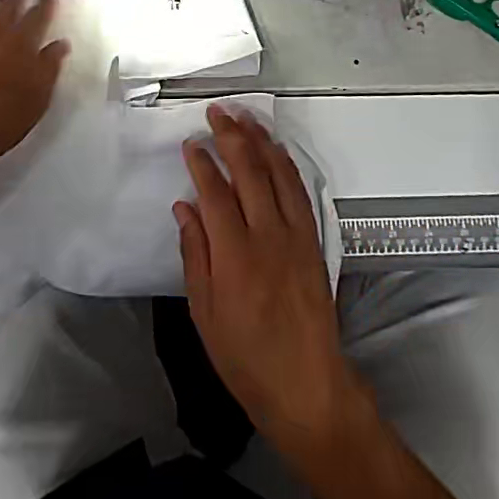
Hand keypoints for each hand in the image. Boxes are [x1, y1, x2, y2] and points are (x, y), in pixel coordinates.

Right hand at [174, 105, 368, 451]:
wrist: (306, 385)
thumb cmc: (245, 354)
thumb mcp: (204, 311)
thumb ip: (195, 253)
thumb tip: (185, 207)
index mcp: (235, 254)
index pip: (216, 192)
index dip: (202, 163)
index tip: (191, 143)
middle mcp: (268, 235)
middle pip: (250, 172)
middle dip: (232, 136)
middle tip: (217, 113)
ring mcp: (296, 235)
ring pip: (279, 174)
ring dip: (262, 141)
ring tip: (245, 118)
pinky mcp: (314, 241)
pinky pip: (300, 191)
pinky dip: (287, 164)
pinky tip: (276, 151)